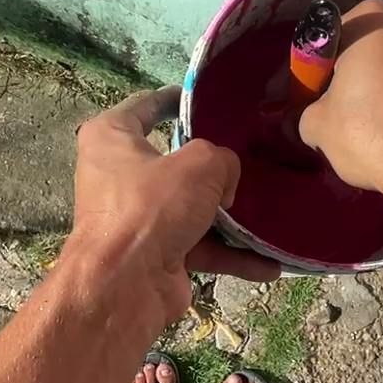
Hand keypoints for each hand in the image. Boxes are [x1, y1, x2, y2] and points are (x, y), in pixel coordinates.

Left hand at [64, 86, 279, 327]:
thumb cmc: (152, 206)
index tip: (209, 98)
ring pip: (191, 209)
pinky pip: (201, 249)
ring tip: (271, 211)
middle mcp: (119, 176)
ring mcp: (138, 219)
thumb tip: (225, 182)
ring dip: (230, 218)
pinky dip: (233, 256)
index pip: (146, 106)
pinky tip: (270, 263)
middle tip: (252, 156)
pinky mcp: (156, 255)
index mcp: (111, 138)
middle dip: (213, 165)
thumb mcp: (200, 163)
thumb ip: (222, 158)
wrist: (126, 285)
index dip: (178, 99)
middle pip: (175, 162)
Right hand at [298, 0, 382, 205]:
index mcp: (369, 20)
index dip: (306, 73)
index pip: (323, 40)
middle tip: (328, 106)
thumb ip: (307, 111)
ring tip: (359, 118)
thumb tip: (315, 115)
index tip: (299, 98)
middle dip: (343, 72)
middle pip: (360, 47)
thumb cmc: (367, 133)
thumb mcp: (315, 125)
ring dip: (372, 84)